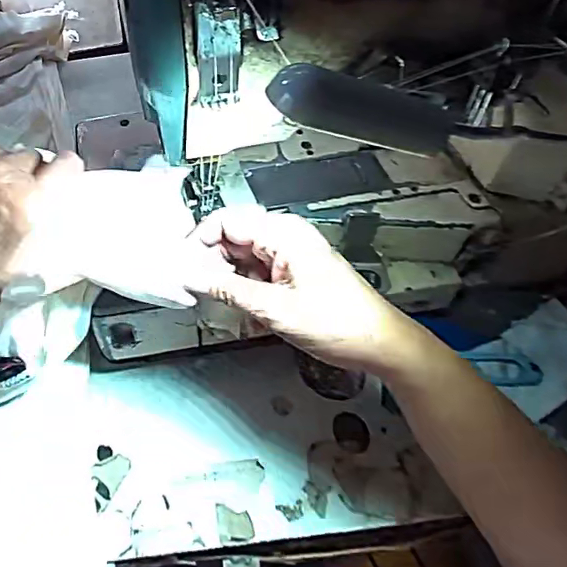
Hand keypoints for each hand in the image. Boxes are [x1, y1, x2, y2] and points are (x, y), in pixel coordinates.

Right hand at [187, 205, 413, 370]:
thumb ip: (228, 289)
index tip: (184, 266)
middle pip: (231, 237)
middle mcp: (285, 236)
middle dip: (212, 263)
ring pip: (241, 256)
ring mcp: (289, 253)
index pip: (224, 221)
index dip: (199, 242)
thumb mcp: (274, 309)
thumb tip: (193, 276)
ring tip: (226, 306)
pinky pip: (256, 270)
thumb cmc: (342, 323)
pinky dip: (245, 288)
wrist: (381, 345)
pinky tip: (246, 312)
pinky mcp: (292, 270)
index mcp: (282, 233)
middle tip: (200, 290)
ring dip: (229, 280)